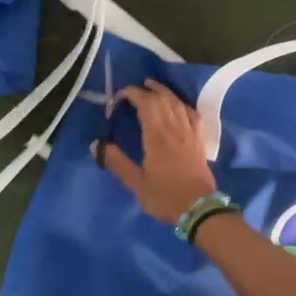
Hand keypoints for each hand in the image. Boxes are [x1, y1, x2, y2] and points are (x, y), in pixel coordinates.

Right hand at [94, 79, 218, 224]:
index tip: (121, 94)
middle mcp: (174, 129)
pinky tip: (179, 105)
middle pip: (162, 100)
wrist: (199, 208)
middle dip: (148, 90)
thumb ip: (116, 162)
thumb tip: (96, 144)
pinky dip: (183, 105)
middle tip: (135, 89)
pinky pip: (193, 115)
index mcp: (157, 136)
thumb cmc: (165, 196)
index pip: (146, 104)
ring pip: (178, 104)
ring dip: (165, 92)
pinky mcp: (199, 141)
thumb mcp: (136, 183)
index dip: (134, 95)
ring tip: (154, 86)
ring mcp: (189, 133)